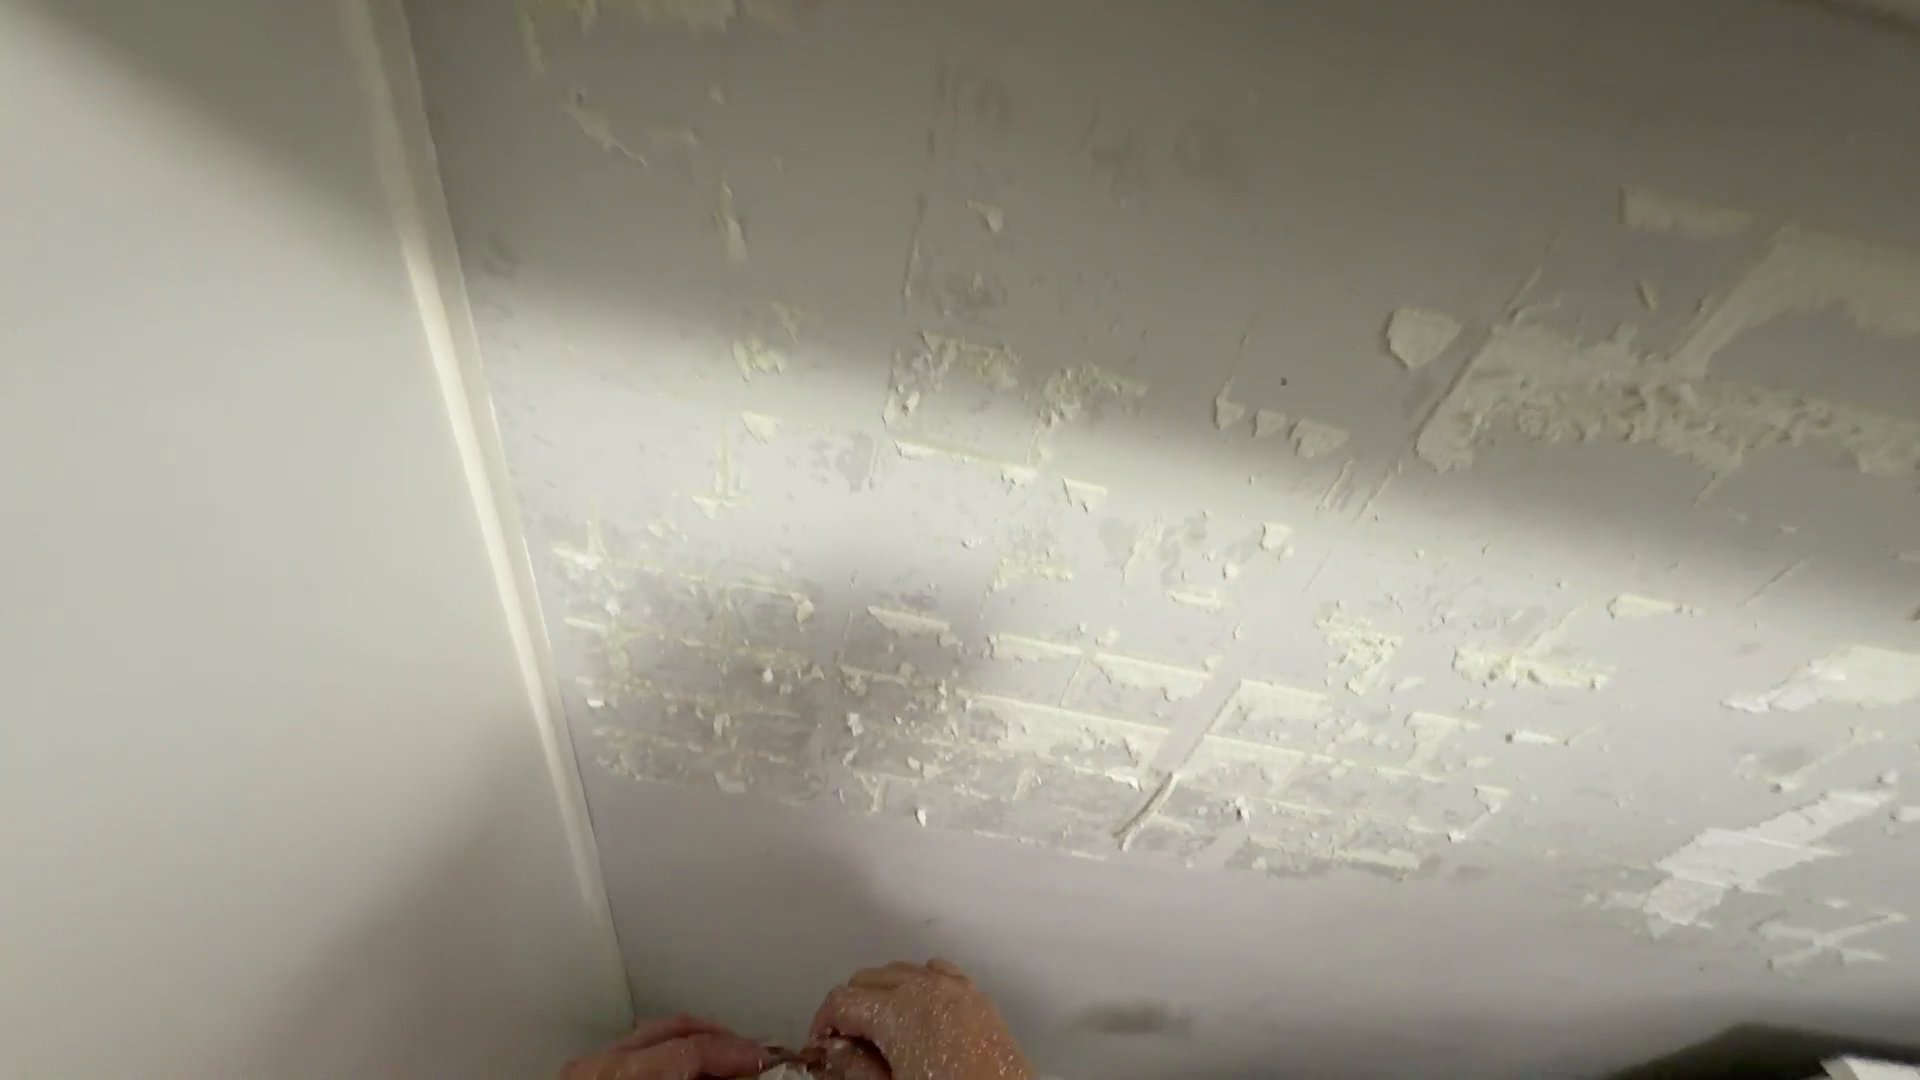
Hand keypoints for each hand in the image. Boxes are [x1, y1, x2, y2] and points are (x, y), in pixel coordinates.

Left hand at [561, 1014, 769, 1079]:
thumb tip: (744, 1079)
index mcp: (619, 1077)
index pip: (690, 1049)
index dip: (735, 1052)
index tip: (765, 1061)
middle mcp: (599, 1064)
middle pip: (674, 1028)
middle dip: (719, 1039)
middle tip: (751, 1057)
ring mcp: (585, 1070)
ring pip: (653, 1036)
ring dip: (695, 1045)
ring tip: (723, 1065)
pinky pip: (634, 1053)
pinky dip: (667, 1057)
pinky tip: (687, 1077)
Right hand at [810, 959, 1035, 1079]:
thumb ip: (856, 1068)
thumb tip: (835, 1048)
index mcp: (898, 1011)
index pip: (842, 1000)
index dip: (824, 1022)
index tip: (820, 1047)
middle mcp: (924, 986)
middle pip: (868, 978)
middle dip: (851, 1007)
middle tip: (847, 1046)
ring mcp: (953, 986)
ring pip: (900, 970)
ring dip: (882, 994)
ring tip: (880, 1034)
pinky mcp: (975, 995)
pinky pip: (936, 972)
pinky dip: (918, 985)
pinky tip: (917, 1016)